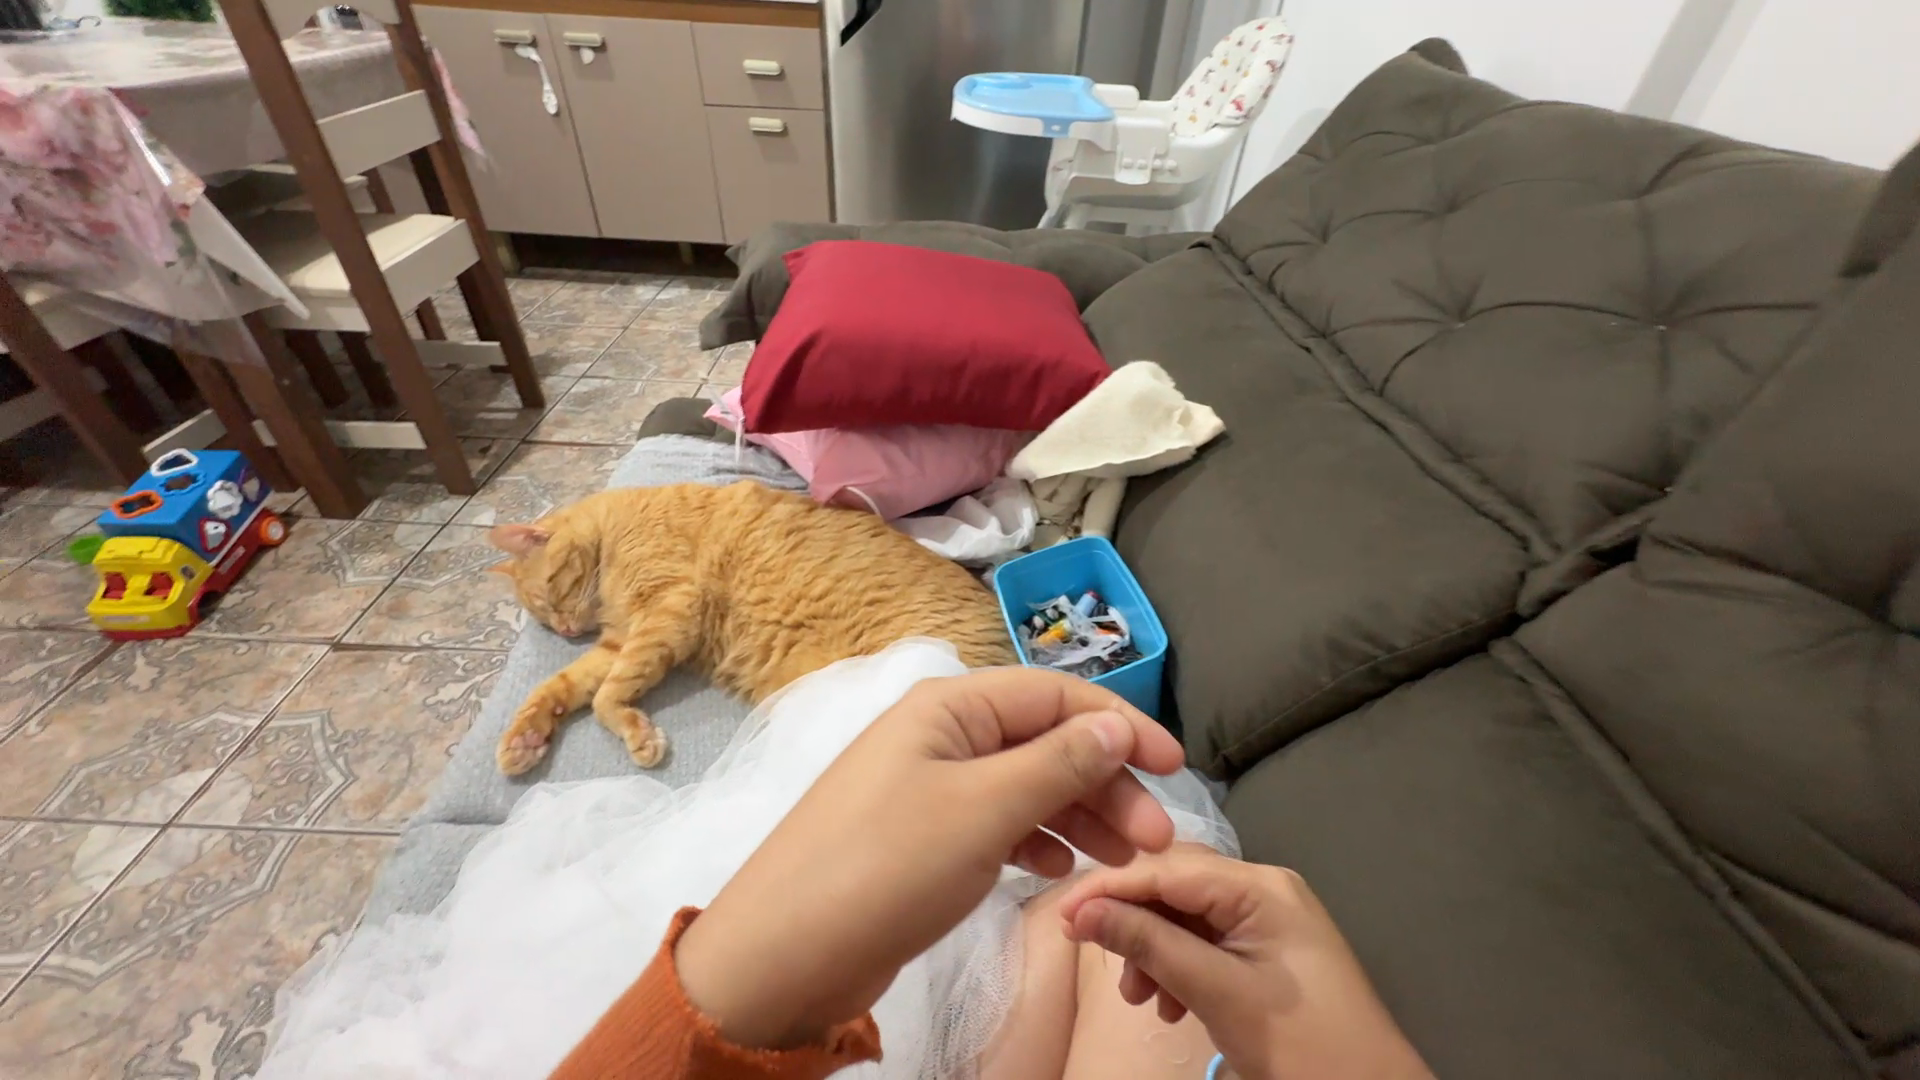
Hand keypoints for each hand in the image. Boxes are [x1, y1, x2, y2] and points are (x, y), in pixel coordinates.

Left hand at [674, 667, 1185, 1049]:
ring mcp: (933, 784)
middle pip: (1043, 740)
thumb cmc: (885, 865)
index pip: (1053, 695)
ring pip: (1025, 783)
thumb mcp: (981, 809)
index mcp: (950, 707)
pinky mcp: (927, 833)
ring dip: (1078, 813)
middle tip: (1153, 838)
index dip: (1118, 724)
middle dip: (1103, 781)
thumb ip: (1054, 763)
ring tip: (1124, 858)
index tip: (1174, 767)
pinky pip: (998, 820)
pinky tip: (1062, 867)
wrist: (785, 954)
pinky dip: (1037, 837)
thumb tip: (1114, 725)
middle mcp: (943, 734)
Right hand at [1057, 846, 1432, 1079]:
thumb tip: (1079, 914)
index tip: (1061, 915)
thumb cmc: (1304, 1051)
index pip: (1166, 869)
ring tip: (1136, 996)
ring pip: (1185, 915)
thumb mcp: (1217, 995)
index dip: (1110, 888)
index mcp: (1258, 885)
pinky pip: (1206, 940)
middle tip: (1089, 952)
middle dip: (1131, 921)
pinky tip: (1166, 1004)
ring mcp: (1267, 917)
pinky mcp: (1267, 948)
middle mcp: (1262, 887)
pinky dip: (1177, 966)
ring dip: (1152, 949)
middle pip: (1174, 887)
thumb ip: (1147, 944)